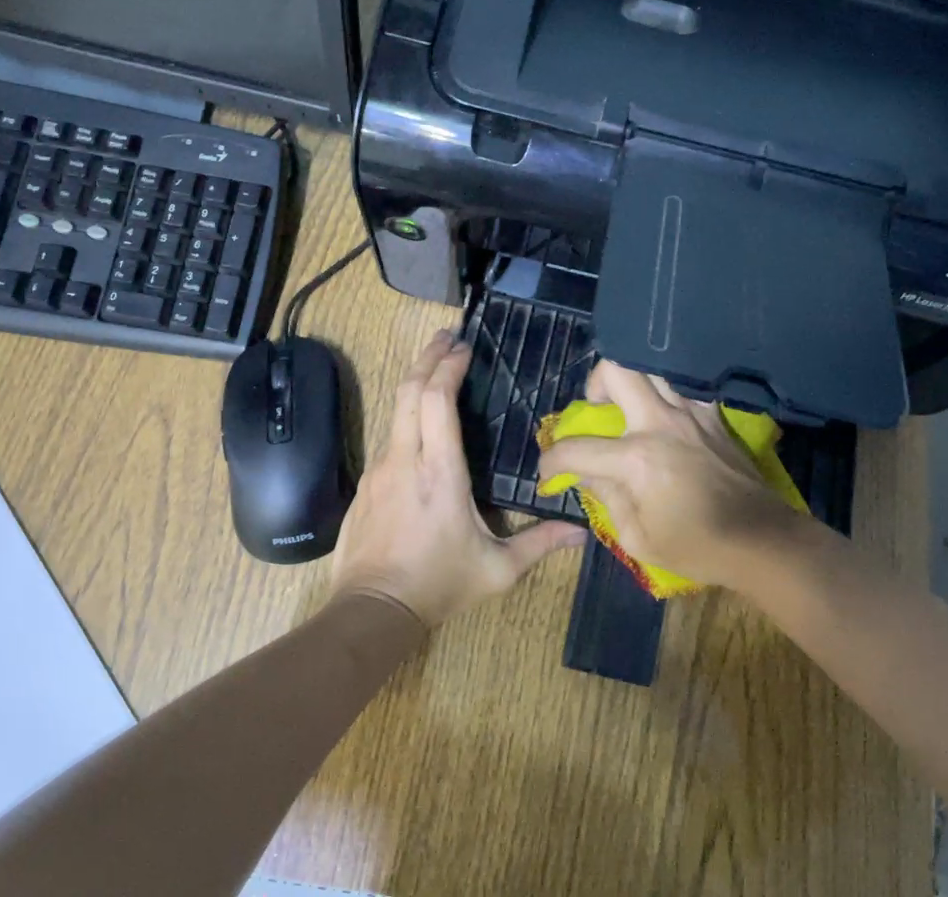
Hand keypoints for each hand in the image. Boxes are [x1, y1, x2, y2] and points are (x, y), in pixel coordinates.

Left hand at [330, 331, 584, 627]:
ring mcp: (379, 471)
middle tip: (447, 337)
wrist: (371, 609)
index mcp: (440, 471)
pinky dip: (405, 417)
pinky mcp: (365, 486)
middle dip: (427, 357)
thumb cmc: (439, 584)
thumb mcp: (498, 568)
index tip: (465, 348)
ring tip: (434, 368)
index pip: (437, 400)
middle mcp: (405, 460)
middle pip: (409, 390)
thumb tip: (582, 535)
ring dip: (415, 384)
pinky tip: (419, 425)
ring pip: (395, 411)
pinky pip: (388, 439)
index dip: (449, 368)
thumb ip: (540, 544)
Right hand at [536, 361, 830, 592]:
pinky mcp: (714, 416)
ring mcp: (691, 414)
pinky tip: (666, 424)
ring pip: (652, 370)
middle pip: (617, 369)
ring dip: (632, 384)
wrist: (762, 540)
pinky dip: (666, 397)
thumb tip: (590, 475)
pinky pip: (682, 388)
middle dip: (595, 384)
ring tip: (630, 411)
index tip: (548, 474)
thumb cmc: (698, 548)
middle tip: (598, 410)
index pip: (577, 449)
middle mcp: (661, 423)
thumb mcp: (638, 538)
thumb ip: (608, 499)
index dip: (552, 462)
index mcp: (637, 459)